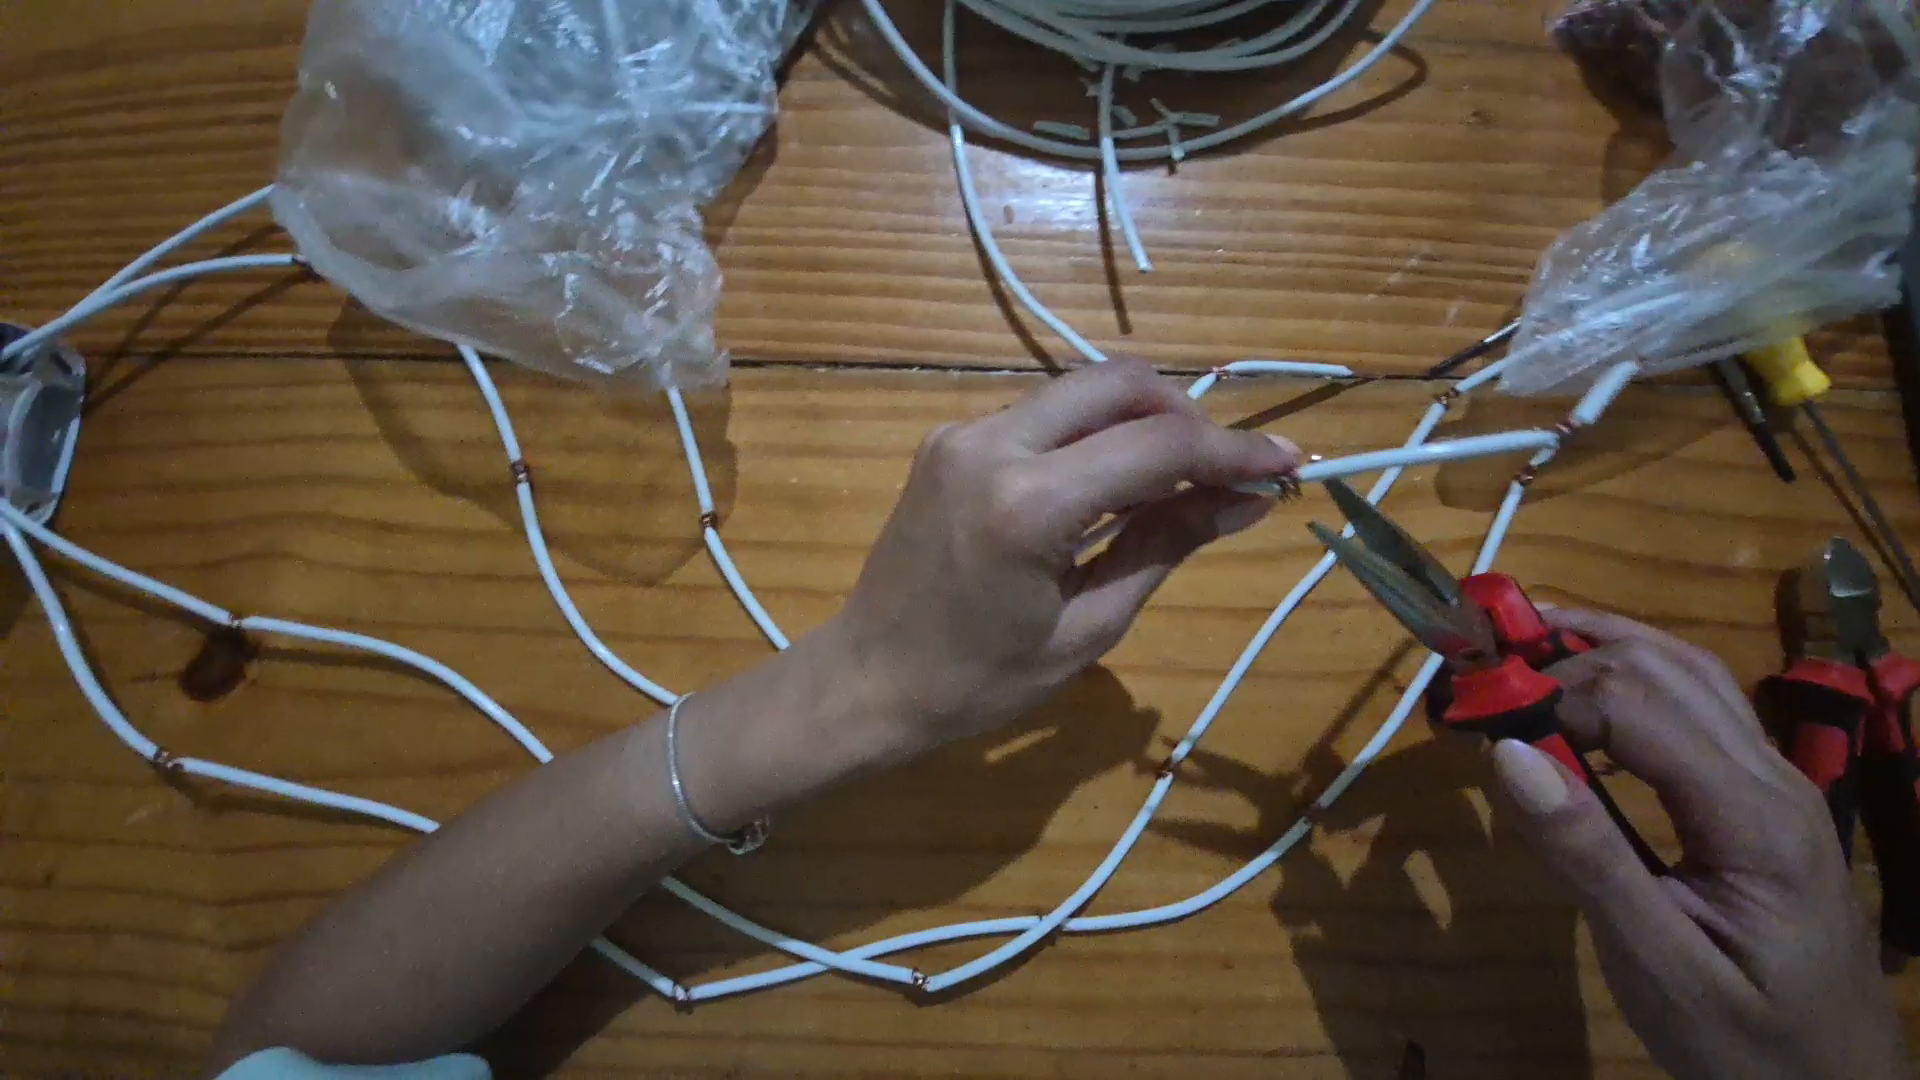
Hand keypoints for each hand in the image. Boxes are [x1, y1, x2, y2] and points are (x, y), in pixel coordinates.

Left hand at [830, 358, 1296, 756]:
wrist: (869, 678)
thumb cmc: (980, 680)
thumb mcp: (1088, 627)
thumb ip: (1165, 546)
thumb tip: (1247, 499)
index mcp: (1027, 503)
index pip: (1157, 445)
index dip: (1232, 450)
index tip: (1286, 464)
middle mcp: (991, 443)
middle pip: (1118, 384)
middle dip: (1186, 416)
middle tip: (1223, 471)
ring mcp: (961, 433)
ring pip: (1078, 393)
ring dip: (1137, 423)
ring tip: (1173, 484)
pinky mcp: (947, 439)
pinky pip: (1040, 417)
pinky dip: (1088, 436)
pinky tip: (1104, 485)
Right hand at [1487, 608, 1910, 1079]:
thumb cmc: (1741, 1038)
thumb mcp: (1654, 961)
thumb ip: (1585, 853)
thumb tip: (1505, 751)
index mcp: (1752, 816)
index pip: (1632, 706)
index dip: (1542, 693)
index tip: (1469, 712)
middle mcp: (1771, 778)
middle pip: (1658, 668)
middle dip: (1560, 655)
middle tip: (1478, 678)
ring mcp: (1769, 780)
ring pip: (1683, 668)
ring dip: (1596, 643)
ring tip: (1517, 641)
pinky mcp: (1751, 792)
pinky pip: (1692, 701)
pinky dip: (1624, 673)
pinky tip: (1575, 693)